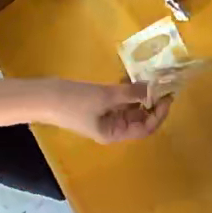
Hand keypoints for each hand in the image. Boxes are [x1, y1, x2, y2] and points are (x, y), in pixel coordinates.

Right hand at [38, 80, 173, 143]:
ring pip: (129, 108)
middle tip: (160, 83)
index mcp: (114, 134)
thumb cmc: (74, 101)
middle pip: (139, 118)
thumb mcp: (106, 96)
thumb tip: (153, 88)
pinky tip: (127, 78)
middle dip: (150, 102)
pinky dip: (126, 91)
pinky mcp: (97, 105)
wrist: (44, 97)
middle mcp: (112, 128)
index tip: (167, 95)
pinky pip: (118, 100)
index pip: (145, 128)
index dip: (158, 113)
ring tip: (146, 79)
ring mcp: (104, 116)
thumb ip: (131, 93)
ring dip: (139, 94)